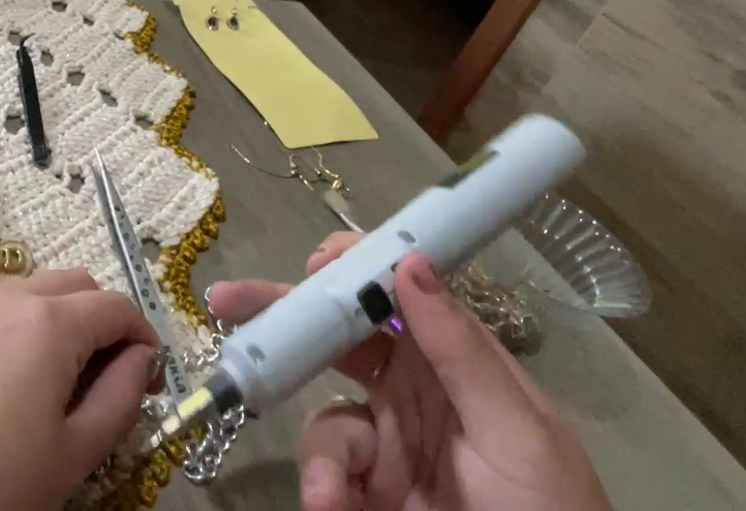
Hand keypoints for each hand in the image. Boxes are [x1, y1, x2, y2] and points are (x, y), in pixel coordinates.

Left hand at [0, 269, 158, 510]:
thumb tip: (142, 360)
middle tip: (110, 379)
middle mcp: (12, 296)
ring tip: (64, 383)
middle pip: (79, 284)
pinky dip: (28, 325)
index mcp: (50, 322)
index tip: (149, 381)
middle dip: (105, 321)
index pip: (117, 306)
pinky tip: (17, 382)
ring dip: (66, 320)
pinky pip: (4, 307)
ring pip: (39, 290)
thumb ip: (121, 398)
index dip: (144, 339)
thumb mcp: (72, 452)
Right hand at [210, 233, 611, 510]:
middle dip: (284, 318)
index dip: (355, 270)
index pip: (398, 294)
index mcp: (455, 362)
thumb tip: (410, 259)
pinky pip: (323, 468)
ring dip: (322, 453)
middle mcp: (412, 390)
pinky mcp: (363, 491)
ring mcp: (384, 442)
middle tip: (227, 301)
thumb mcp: (517, 434)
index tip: (317, 261)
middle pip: (337, 337)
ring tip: (330, 499)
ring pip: (322, 412)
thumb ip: (461, 350)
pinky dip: (322, 488)